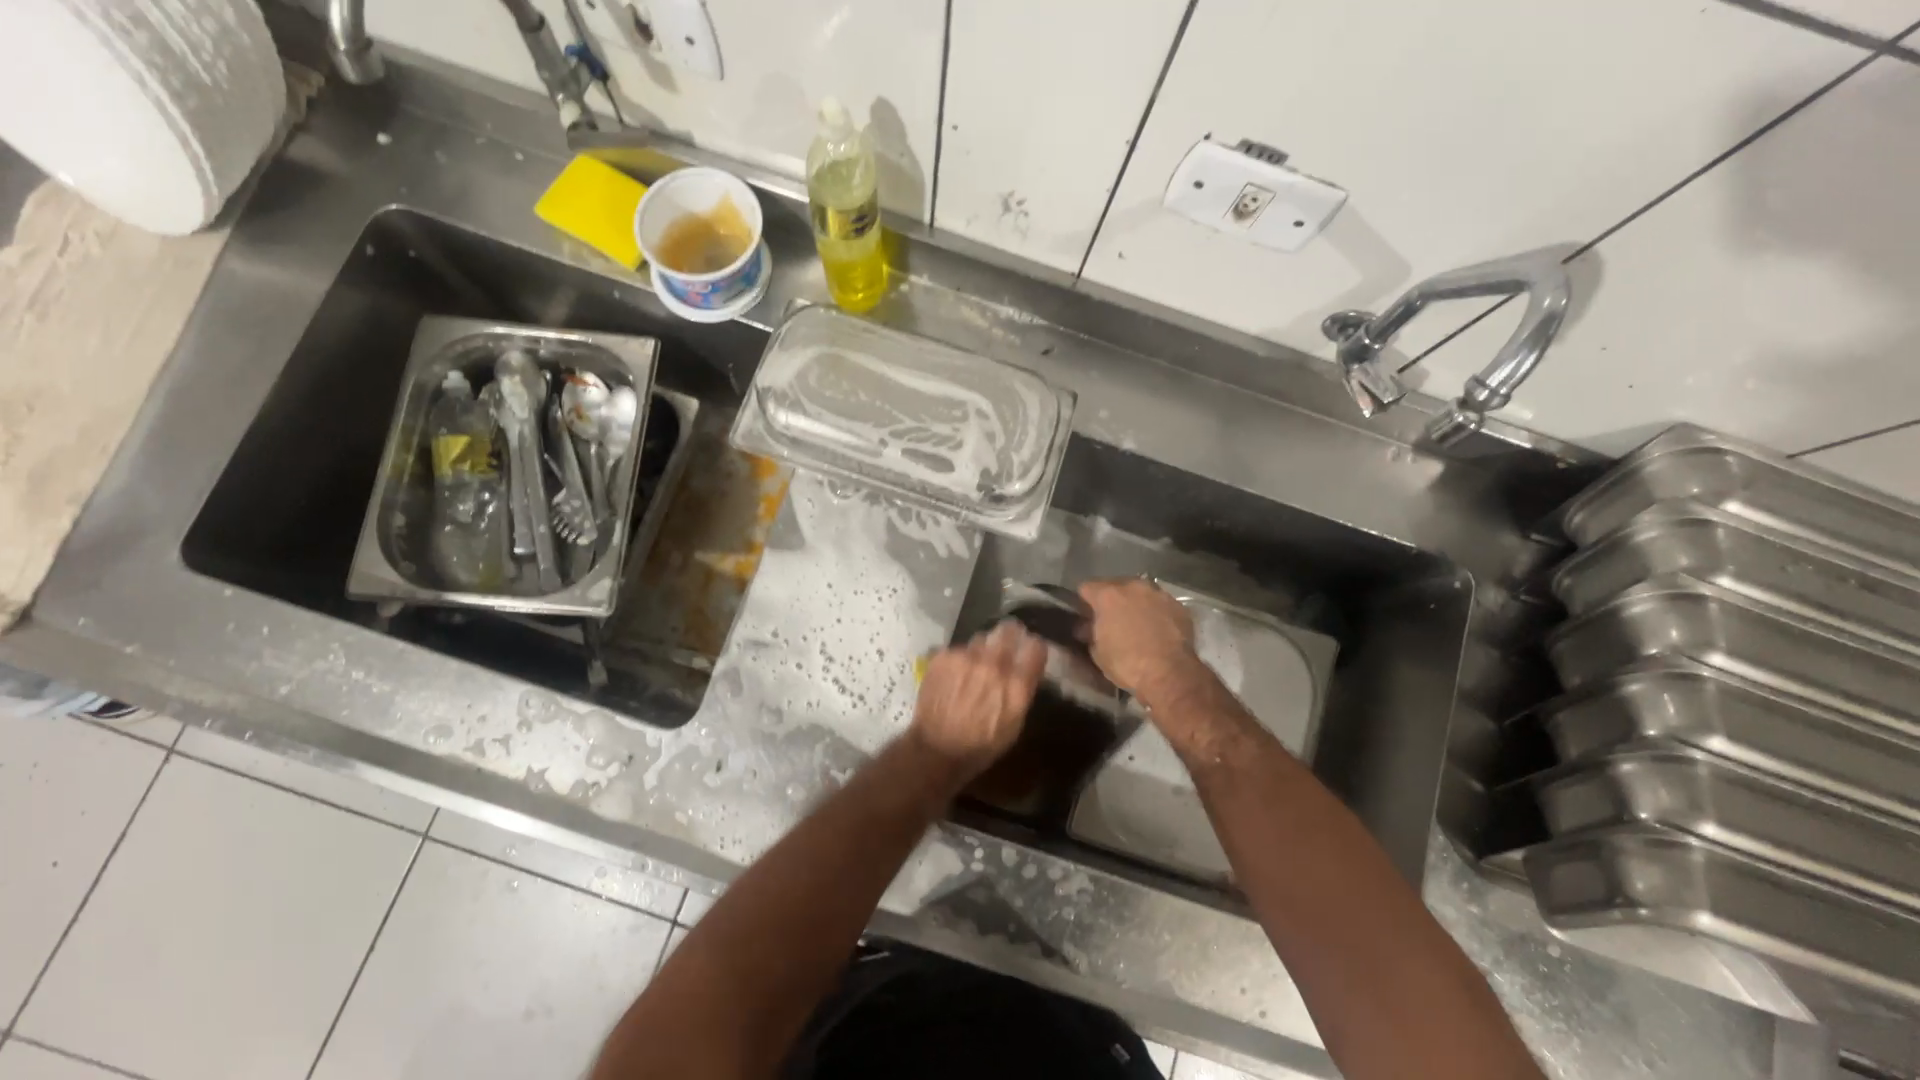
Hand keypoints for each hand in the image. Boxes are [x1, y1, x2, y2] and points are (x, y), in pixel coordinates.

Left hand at [908, 621, 1047, 780]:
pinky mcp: (943, 657)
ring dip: (982, 649)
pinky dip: (959, 659)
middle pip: (1009, 631)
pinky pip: (957, 649)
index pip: (1036, 647)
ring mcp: (966, 657)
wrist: (938, 748)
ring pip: (980, 639)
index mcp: (1016, 683)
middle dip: (1010, 635)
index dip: (1034, 648)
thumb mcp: (1014, 725)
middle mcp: (994, 664)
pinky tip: (954, 674)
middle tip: (1006, 642)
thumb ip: (1022, 693)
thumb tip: (1025, 674)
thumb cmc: (982, 745)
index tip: (1031, 650)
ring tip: (975, 664)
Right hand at [1078, 578, 1209, 706]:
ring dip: (1134, 603)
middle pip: (1115, 585)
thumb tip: (1086, 627)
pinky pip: (1159, 603)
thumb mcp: (1097, 652)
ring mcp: (1158, 594)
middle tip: (1112, 621)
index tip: (1086, 617)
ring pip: (1139, 592)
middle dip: (1111, 600)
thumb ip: (1090, 632)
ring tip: (1137, 624)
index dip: (1084, 602)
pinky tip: (1157, 629)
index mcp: (1108, 595)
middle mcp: (1133, 587)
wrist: (1170, 674)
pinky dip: (1155, 612)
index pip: (1086, 588)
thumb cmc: (1127, 664)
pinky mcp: (1178, 605)